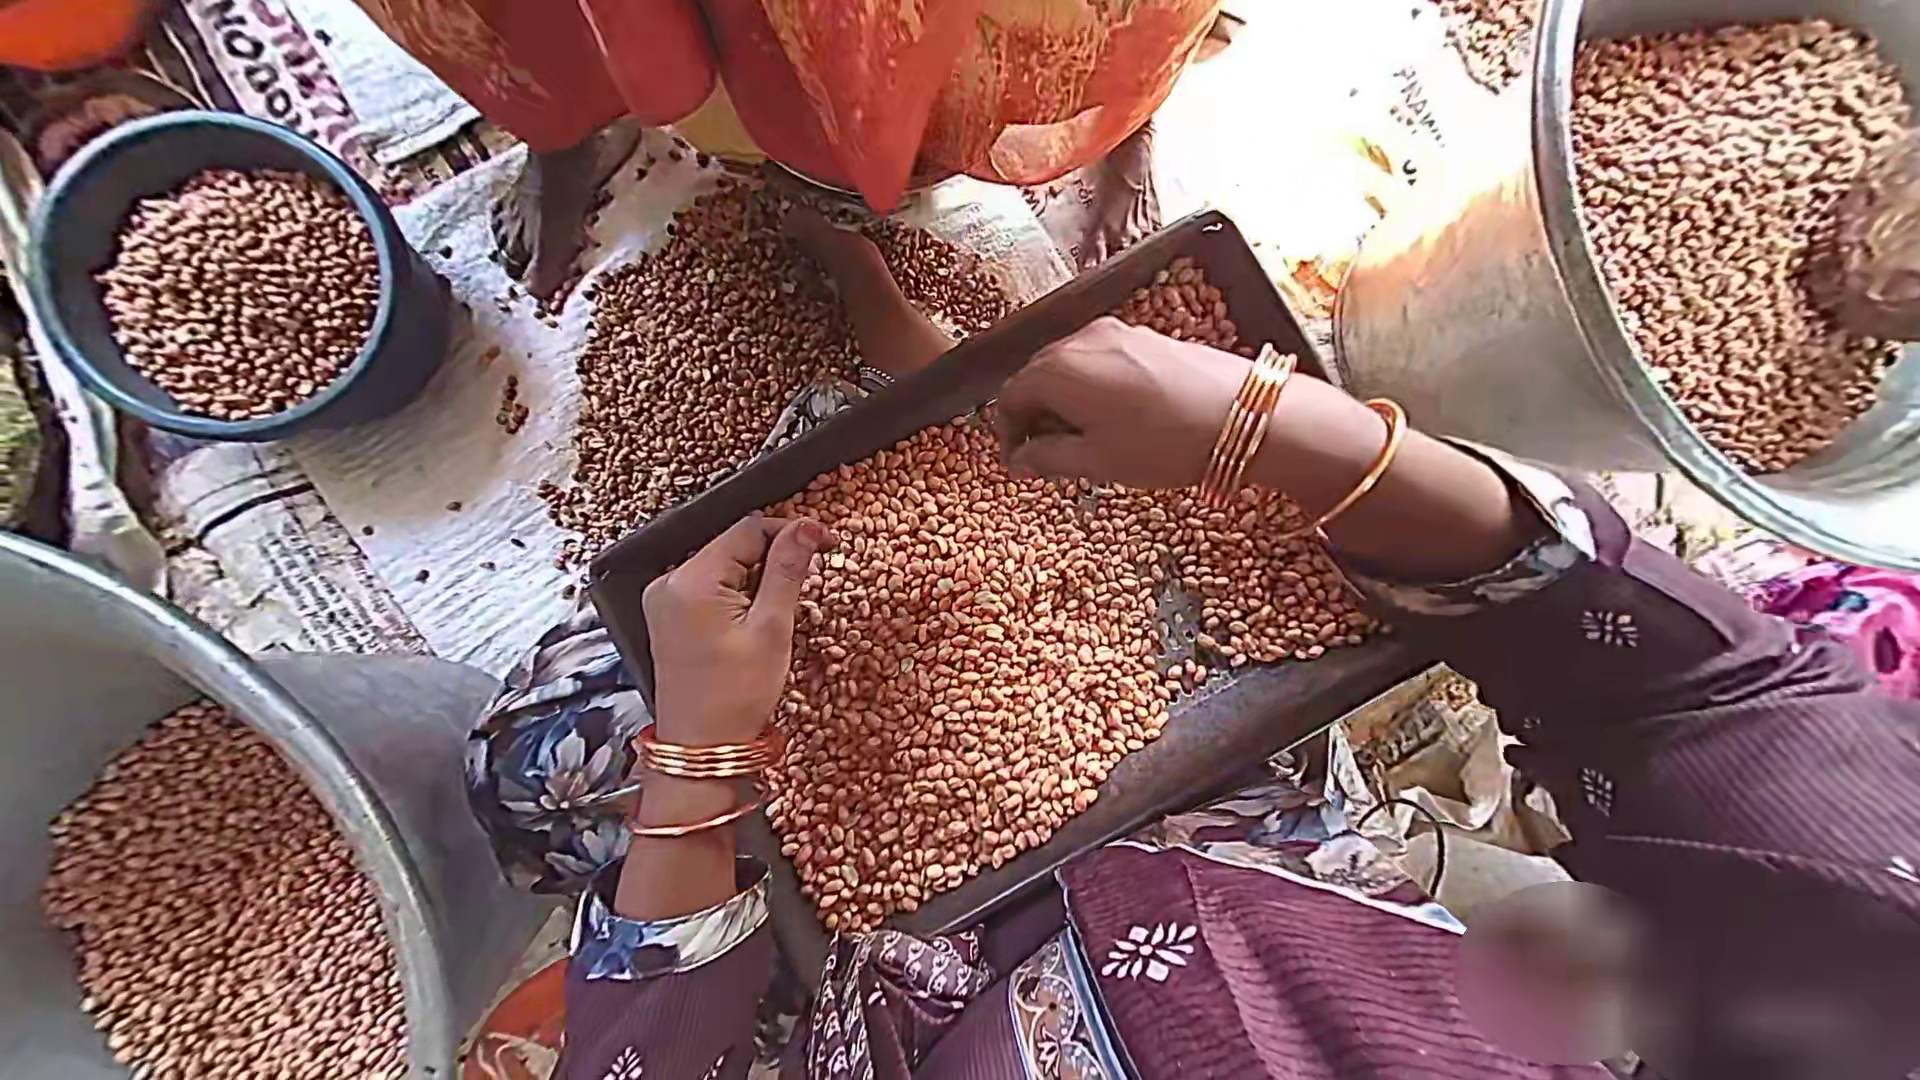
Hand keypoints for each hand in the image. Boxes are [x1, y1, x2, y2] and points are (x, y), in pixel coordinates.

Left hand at [642, 514, 835, 745]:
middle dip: (777, 553)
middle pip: (735, 543)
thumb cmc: (737, 694)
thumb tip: (807, 526)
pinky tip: (759, 613)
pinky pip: (712, 584)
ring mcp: (665, 599)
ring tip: (784, 604)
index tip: (828, 543)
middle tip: (813, 573)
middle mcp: (669, 582)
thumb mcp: (772, 628)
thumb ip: (788, 570)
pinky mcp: (670, 615)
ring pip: (726, 563)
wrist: (702, 748)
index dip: (792, 531)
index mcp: (691, 581)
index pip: (749, 529)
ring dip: (761, 573)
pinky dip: (741, 589)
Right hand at [993, 316, 1250, 486]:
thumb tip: (1018, 459)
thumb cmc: (1163, 443)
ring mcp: (1114, 331)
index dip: (1007, 431)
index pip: (1009, 396)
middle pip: (1035, 375)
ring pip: (1066, 365)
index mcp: (1059, 370)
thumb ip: (1046, 458)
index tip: (1019, 459)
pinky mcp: (1142, 334)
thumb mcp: (1096, 461)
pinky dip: (1087, 385)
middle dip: (1032, 414)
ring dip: (1060, 399)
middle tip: (1045, 452)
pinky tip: (1109, 413)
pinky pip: (1096, 358)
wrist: (1243, 413)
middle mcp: (1080, 340)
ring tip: (1081, 436)